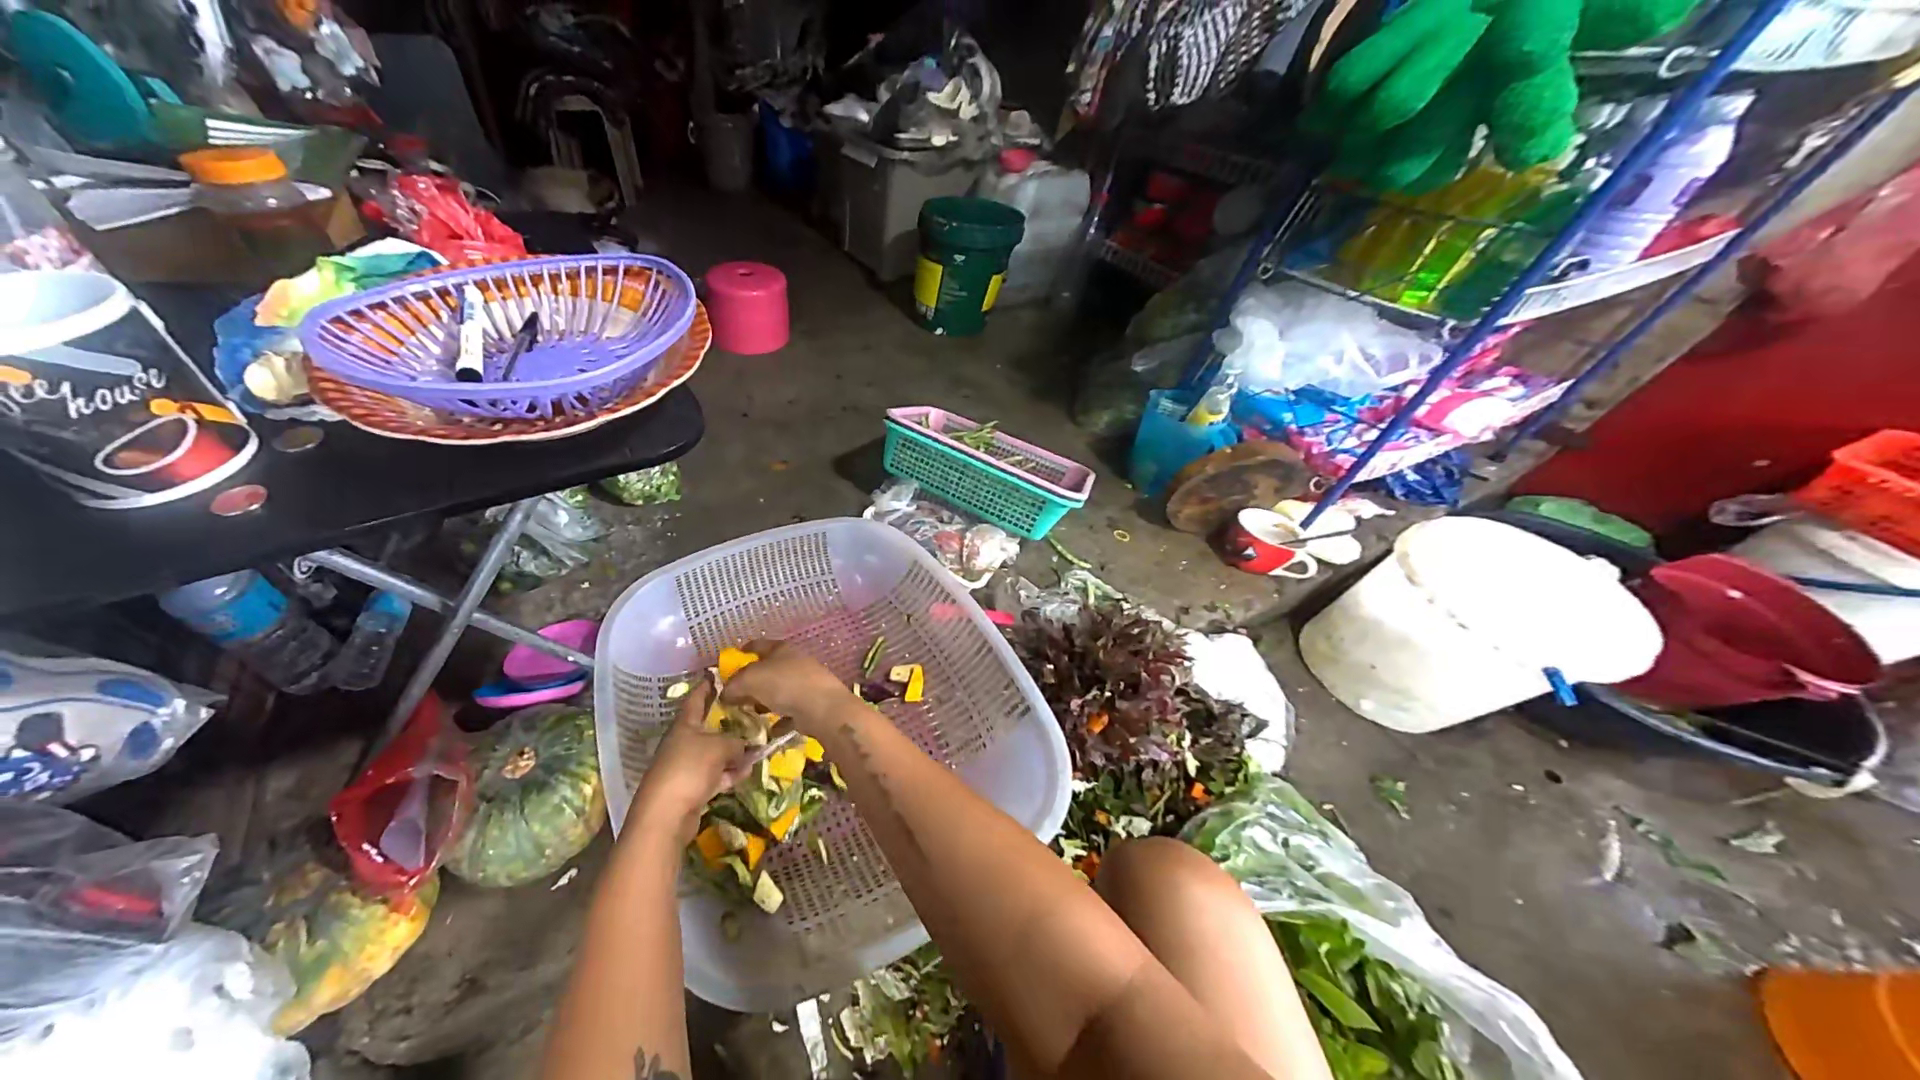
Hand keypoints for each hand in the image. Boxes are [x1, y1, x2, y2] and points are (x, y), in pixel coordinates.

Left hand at [628, 677, 747, 835]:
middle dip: (730, 723)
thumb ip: (737, 742)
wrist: (666, 815)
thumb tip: (747, 745)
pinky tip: (745, 773)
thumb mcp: (720, 747)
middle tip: (753, 715)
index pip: (696, 699)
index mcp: (684, 725)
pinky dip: (728, 773)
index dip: (707, 686)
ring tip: (756, 751)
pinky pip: (715, 774)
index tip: (718, 674)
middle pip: (708, 727)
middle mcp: (683, 742)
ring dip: (734, 753)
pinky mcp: (691, 787)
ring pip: (715, 753)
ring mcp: (686, 765)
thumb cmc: (690, 769)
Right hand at [719, 639, 855, 732]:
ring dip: (766, 702)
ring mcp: (806, 683)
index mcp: (781, 649)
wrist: (824, 708)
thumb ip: (734, 685)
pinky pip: (791, 712)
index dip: (743, 651)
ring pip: (780, 691)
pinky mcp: (813, 704)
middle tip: (735, 696)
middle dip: (751, 682)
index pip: (758, 645)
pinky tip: (771, 730)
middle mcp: (795, 663)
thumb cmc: (785, 685)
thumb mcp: (750, 680)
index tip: (730, 662)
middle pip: (768, 670)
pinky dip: (781, 720)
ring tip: (751, 713)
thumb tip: (725, 694)